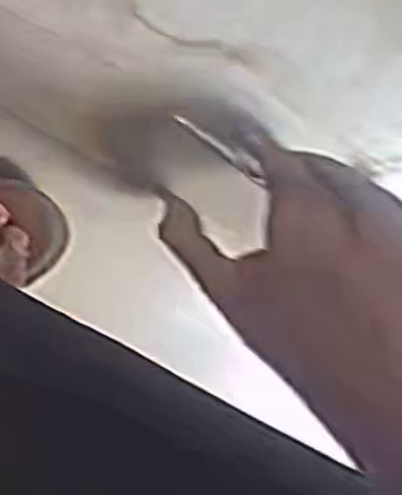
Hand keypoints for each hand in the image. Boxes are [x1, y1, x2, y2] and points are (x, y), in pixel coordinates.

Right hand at [160, 146, 401, 483]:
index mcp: (306, 235)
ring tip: (327, 184)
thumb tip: (170, 206)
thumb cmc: (304, 351)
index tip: (254, 144)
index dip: (267, 152)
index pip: (290, 173)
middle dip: (313, 164)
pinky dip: (379, 214)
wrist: (379, 403)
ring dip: (351, 185)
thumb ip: (188, 240)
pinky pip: (399, 225)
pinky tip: (366, 220)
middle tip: (287, 159)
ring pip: (385, 200)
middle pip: (346, 179)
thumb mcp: (223, 291)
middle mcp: (368, 238)